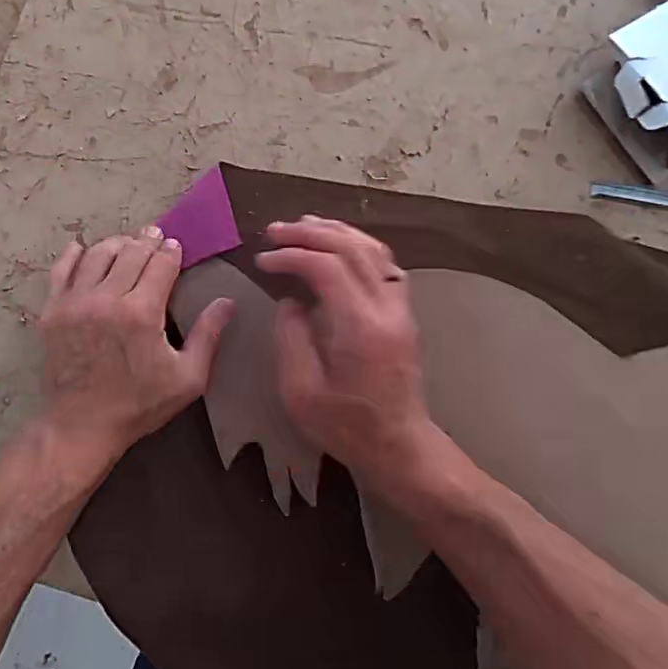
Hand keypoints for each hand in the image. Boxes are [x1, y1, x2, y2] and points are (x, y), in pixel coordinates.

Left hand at [38, 226, 232, 454]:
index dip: (171, 251)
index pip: (161, 265)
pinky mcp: (52, 313)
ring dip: (117, 243)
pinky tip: (84, 249)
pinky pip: (61, 271)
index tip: (177, 245)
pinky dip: (74, 255)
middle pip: (130, 254)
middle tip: (156, 234)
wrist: (81, 426)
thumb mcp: (189, 377)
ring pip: (98, 255)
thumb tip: (227, 302)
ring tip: (128, 242)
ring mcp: (75, 304)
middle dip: (147, 241)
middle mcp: (107, 300)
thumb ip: (209, 335)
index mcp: (142, 313)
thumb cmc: (140, 403)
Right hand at [258, 217, 435, 491]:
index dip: (292, 256)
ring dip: (338, 232)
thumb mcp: (301, 393)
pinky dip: (360, 247)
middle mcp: (387, 309)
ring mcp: (401, 308)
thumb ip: (291, 340)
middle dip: (312, 233)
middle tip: (276, 230)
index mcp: (361, 327)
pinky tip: (339, 246)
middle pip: (353, 249)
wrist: (399, 443)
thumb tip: (291, 301)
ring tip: (304, 225)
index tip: (263, 260)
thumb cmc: (347, 428)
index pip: (328, 268)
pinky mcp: (404, 313)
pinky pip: (385, 265)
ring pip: (374, 250)